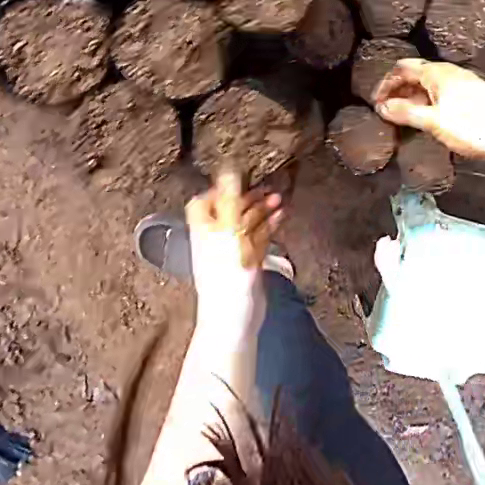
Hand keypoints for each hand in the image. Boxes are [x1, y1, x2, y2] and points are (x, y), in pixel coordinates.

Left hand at [185, 171, 282, 329]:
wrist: (235, 315)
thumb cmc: (227, 273)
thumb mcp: (229, 231)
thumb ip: (231, 200)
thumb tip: (228, 169)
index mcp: (204, 229)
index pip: (203, 202)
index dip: (218, 189)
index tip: (238, 179)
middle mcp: (215, 238)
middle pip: (229, 211)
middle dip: (248, 198)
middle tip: (268, 188)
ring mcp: (232, 251)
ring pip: (247, 224)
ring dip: (262, 211)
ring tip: (279, 199)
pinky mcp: (247, 263)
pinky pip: (258, 238)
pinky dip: (269, 226)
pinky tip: (280, 217)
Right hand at [372, 59, 484, 159]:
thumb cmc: (472, 127)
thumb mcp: (432, 121)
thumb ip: (405, 112)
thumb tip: (383, 106)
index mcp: (438, 72)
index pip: (403, 68)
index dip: (386, 83)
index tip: (377, 101)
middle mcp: (451, 72)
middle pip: (417, 74)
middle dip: (399, 90)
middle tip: (388, 109)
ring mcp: (465, 82)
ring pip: (431, 84)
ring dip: (415, 97)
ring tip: (405, 117)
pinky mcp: (475, 95)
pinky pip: (444, 92)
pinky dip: (430, 101)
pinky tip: (430, 118)